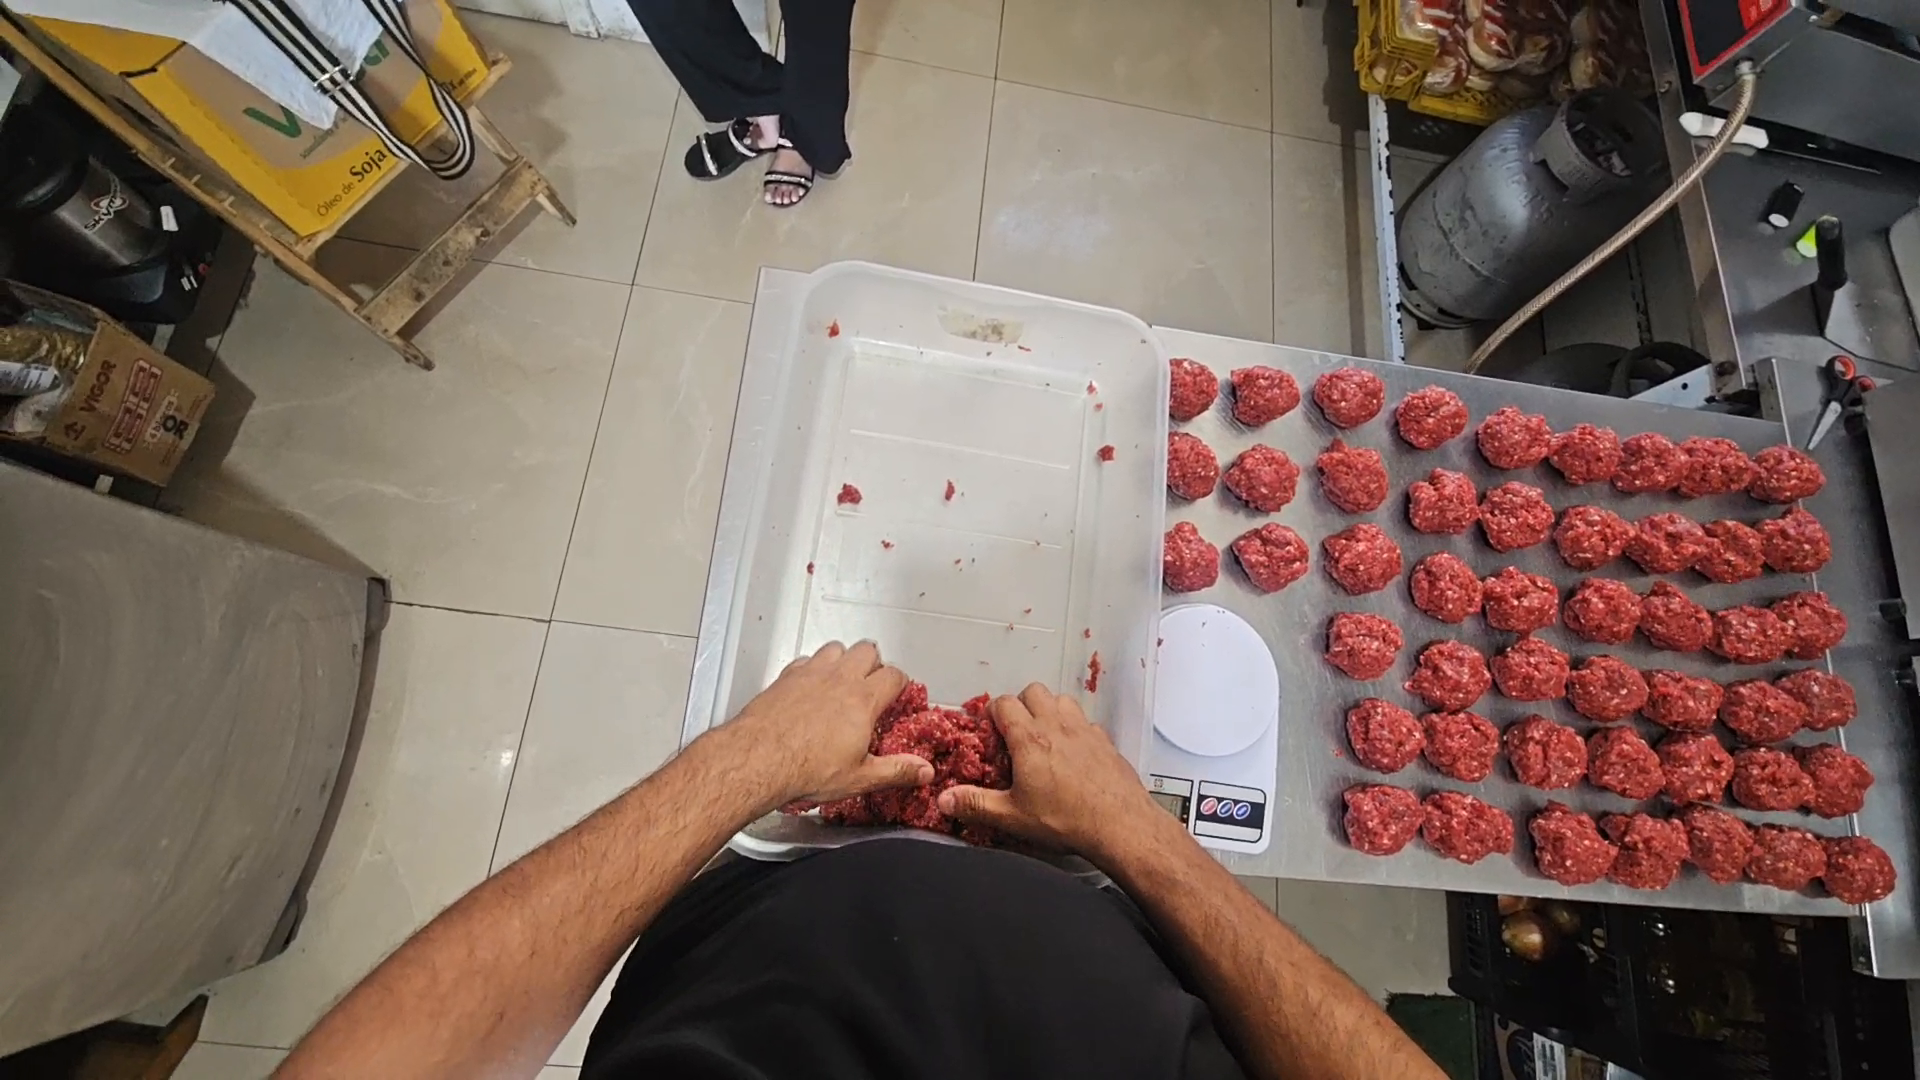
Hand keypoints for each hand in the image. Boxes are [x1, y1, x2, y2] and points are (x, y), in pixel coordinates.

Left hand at [721, 641, 931, 807]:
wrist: (757, 760)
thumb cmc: (807, 768)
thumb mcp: (860, 777)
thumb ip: (897, 770)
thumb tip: (924, 771)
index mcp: (863, 699)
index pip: (894, 675)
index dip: (900, 683)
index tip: (897, 695)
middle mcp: (840, 678)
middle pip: (868, 650)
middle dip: (874, 664)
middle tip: (871, 684)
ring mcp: (812, 673)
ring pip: (837, 648)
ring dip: (843, 659)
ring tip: (841, 679)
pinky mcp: (787, 676)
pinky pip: (806, 659)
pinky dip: (812, 667)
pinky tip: (809, 687)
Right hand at [937, 683, 1165, 859]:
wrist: (1120, 824)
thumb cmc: (1066, 819)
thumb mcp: (1012, 816)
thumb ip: (976, 804)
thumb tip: (944, 799)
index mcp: (1029, 738)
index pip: (1004, 703)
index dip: (993, 713)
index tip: (990, 731)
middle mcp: (1056, 724)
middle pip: (1033, 691)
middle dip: (1021, 705)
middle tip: (1015, 732)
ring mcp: (1084, 729)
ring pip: (1062, 699)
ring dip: (1049, 710)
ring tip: (1044, 736)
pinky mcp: (1105, 741)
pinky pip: (1085, 722)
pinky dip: (1075, 729)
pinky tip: (1073, 753)